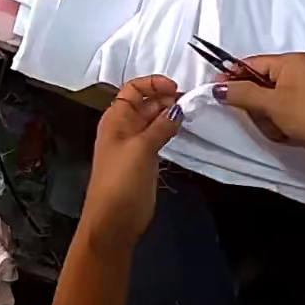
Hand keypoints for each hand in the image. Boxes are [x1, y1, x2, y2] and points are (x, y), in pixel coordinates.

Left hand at [78, 75, 182, 249]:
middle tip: (191, 101)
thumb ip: (160, 126)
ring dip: (170, 113)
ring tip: (191, 112)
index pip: (133, 89)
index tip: (176, 88)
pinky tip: (184, 129)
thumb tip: (178, 108)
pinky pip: (158, 135)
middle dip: (166, 97)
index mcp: (115, 119)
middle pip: (145, 102)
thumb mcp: (141, 149)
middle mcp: (124, 127)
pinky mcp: (145, 159)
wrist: (113, 221)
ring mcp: (135, 144)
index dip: (152, 83)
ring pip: (153, 118)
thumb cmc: (121, 181)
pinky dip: (170, 129)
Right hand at [216, 52, 304, 179]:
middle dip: (256, 106)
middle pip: (257, 85)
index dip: (232, 76)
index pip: (252, 63)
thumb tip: (217, 87)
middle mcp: (298, 75)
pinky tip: (290, 136)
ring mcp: (303, 96)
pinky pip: (279, 118)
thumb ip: (242, 94)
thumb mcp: (273, 104)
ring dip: (268, 121)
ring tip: (282, 129)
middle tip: (266, 116)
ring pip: (266, 105)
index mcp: (292, 63)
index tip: (214, 90)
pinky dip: (279, 128)